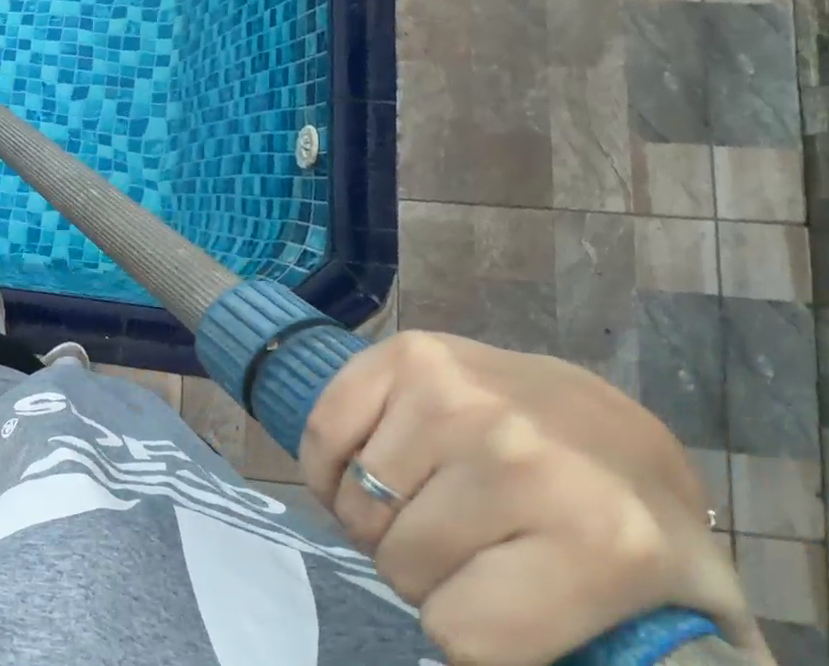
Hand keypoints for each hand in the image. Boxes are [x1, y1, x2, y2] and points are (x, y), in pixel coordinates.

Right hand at [302, 332, 769, 665]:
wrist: (610, 420)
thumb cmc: (629, 521)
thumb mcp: (668, 611)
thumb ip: (639, 660)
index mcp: (602, 542)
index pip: (464, 637)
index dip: (466, 635)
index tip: (497, 610)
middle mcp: (519, 458)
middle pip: (401, 565)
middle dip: (418, 573)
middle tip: (457, 551)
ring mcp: (453, 396)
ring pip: (357, 507)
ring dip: (373, 520)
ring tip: (416, 507)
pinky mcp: (405, 354)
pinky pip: (322, 436)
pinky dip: (329, 468)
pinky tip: (365, 470)